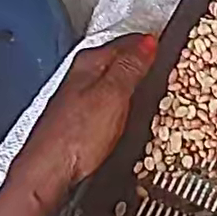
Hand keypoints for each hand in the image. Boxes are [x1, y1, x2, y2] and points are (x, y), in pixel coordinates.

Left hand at [9, 33, 156, 204]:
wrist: (48, 173)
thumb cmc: (74, 138)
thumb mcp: (112, 95)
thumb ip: (130, 67)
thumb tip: (147, 43)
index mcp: (90, 64)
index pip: (127, 42)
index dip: (149, 44)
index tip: (167, 45)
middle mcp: (82, 77)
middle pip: (120, 60)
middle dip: (143, 61)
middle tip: (165, 62)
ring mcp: (82, 99)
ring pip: (116, 81)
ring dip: (135, 83)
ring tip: (154, 85)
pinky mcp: (84, 120)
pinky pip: (111, 102)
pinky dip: (126, 102)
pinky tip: (132, 111)